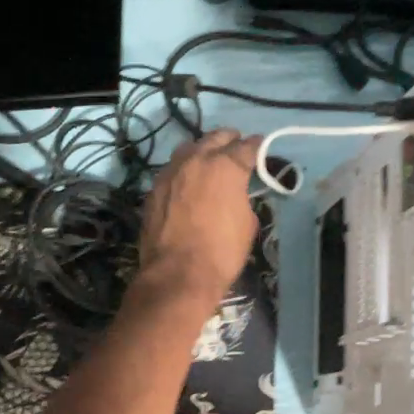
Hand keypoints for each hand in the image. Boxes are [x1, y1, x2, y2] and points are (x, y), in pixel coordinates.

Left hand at [132, 129, 261, 308]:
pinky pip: (171, 171)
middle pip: (215, 138)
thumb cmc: (221, 253)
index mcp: (225, 166)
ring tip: (208, 159)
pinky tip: (187, 181)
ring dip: (201, 150)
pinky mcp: (153, 190)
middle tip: (235, 145)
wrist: (177, 275)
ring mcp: (170, 173)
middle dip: (228, 140)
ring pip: (188, 149)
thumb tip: (235, 195)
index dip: (256, 147)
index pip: (246, 147)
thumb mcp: (247, 225)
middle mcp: (196, 160)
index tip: (260, 147)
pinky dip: (183, 171)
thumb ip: (242, 199)